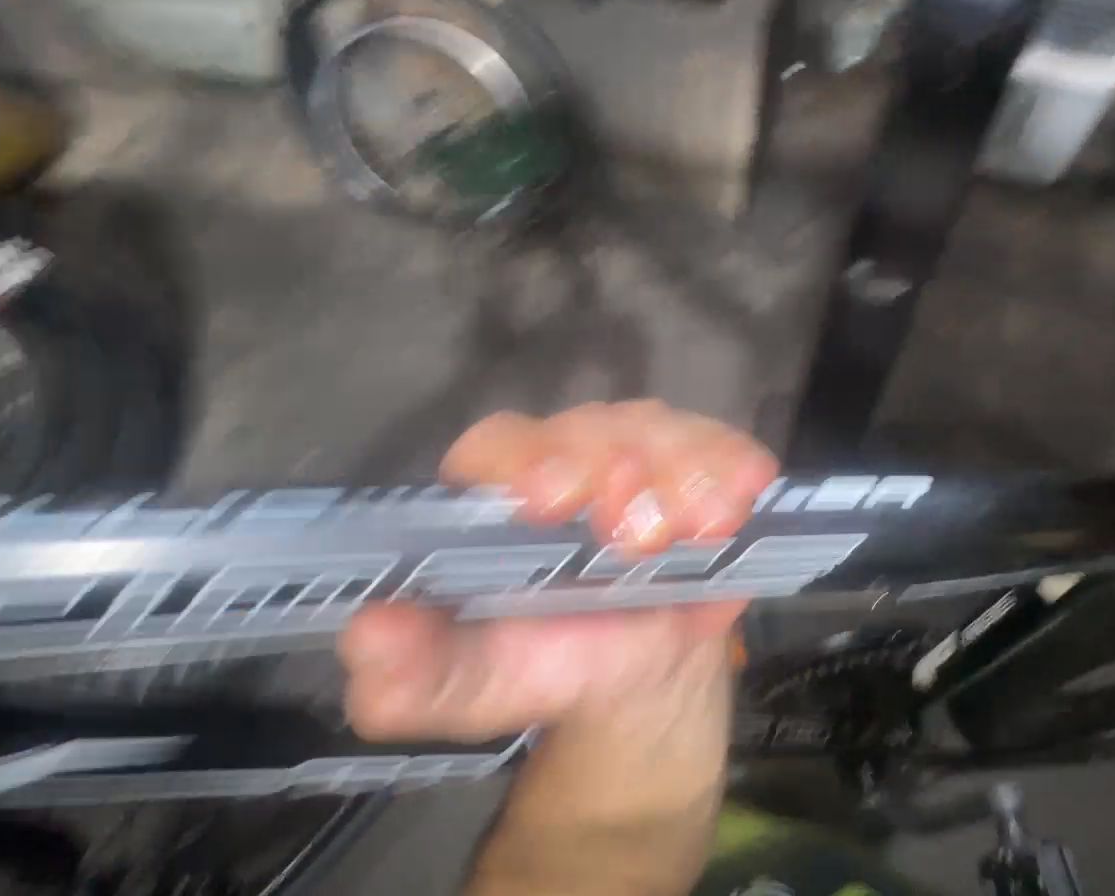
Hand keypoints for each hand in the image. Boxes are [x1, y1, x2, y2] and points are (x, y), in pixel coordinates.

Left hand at [336, 401, 779, 741]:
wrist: (644, 671)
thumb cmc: (552, 662)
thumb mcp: (478, 687)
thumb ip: (416, 674)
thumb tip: (368, 634)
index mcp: (500, 493)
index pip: (499, 448)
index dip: (523, 462)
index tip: (550, 502)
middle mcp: (571, 453)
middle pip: (590, 427)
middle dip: (616, 468)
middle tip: (639, 532)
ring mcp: (644, 451)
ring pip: (661, 429)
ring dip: (683, 471)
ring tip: (703, 527)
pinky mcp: (704, 465)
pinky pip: (722, 447)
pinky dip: (733, 465)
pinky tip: (746, 492)